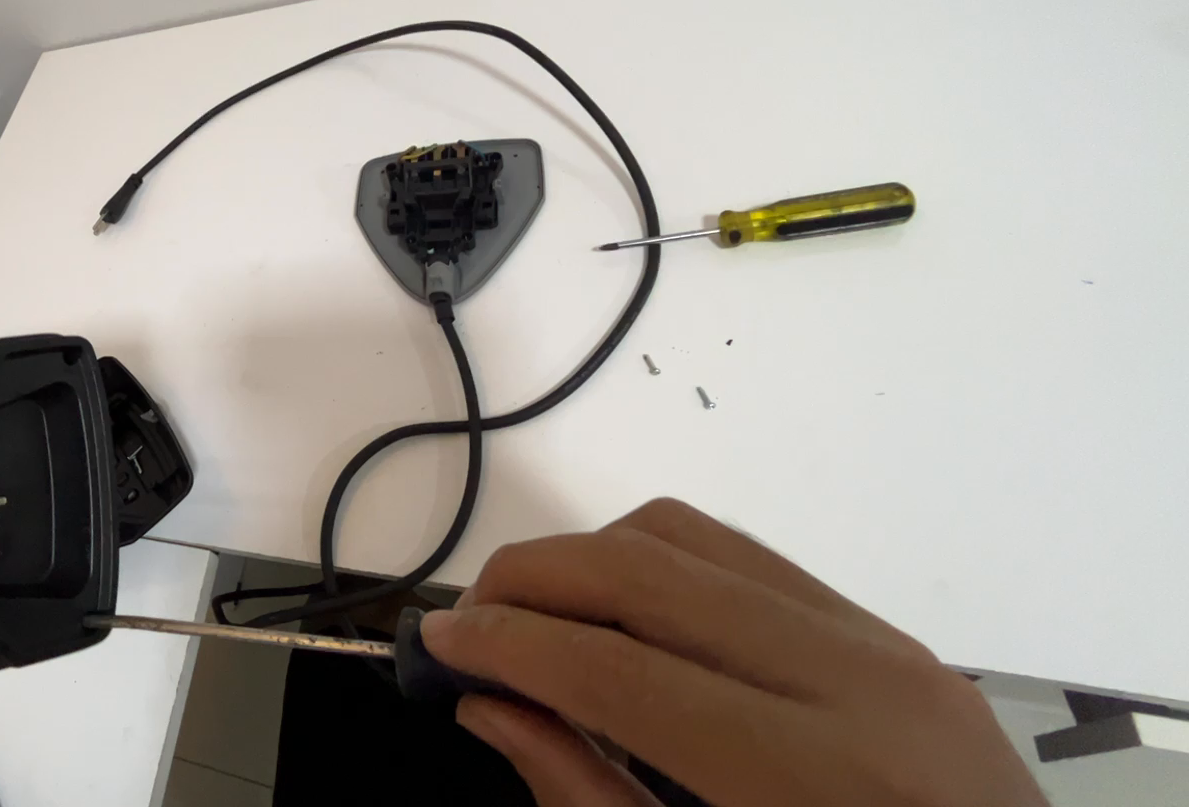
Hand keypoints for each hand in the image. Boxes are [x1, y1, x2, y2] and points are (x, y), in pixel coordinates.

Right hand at [422, 498, 1046, 806]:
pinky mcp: (878, 627)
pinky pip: (725, 547)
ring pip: (675, 533)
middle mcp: (862, 681)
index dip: (507, 644)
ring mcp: (879, 639)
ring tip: (535, 614)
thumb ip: (584, 796)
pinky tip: (614, 610)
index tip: (435, 639)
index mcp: (829, 781)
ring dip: (578, 558)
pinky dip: (641, 556)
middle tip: (469, 620)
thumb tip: (485, 703)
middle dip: (527, 579)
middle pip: (640, 570)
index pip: (620, 669)